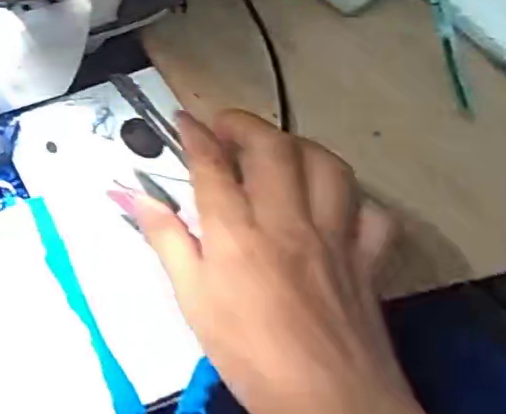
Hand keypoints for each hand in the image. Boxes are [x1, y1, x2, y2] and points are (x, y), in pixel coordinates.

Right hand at [117, 110, 415, 413]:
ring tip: (274, 154)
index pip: (211, 161)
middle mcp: (286, 224)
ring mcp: (334, 240)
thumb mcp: (192, 300)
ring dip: (296, 147)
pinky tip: (328, 206)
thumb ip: (166, 239)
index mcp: (237, 233)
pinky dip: (350, 200)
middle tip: (224, 131)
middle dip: (243, 124)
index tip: (182, 121)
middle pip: (272, 145)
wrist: (337, 413)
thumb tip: (133, 196)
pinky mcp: (368, 264)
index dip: (193, 132)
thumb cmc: (251, 356)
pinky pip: (371, 214)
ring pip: (327, 166)